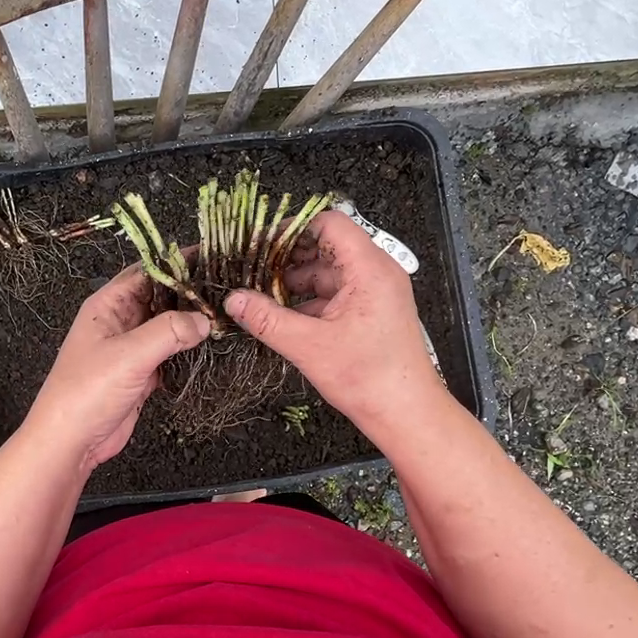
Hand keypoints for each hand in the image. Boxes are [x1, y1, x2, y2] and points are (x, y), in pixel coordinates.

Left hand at [22, 266, 210, 470]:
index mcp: (107, 306)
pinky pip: (169, 355)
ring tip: (228, 314)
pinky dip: (188, 352)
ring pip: (167, 327)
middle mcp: (118, 322)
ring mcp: (129, 350)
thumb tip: (203, 320)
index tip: (213, 256)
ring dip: (192, 323)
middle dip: (190, 292)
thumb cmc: (85, 393)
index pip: (146, 271)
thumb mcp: (128, 354)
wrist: (70, 442)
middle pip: (160, 297)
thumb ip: (169, 331)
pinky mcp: (140, 375)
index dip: (177, 262)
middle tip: (229, 287)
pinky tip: (212, 348)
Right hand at [225, 211, 445, 435]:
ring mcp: (373, 293)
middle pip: (325, 247)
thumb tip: (233, 300)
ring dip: (293, 281)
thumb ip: (267, 320)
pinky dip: (305, 301)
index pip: (329, 224)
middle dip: (286, 258)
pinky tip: (279, 316)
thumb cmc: (369, 378)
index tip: (259, 243)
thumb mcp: (309, 346)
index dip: (292, 229)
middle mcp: (375, 274)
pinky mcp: (368, 313)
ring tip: (258, 294)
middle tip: (250, 269)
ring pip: (326, 273)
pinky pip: (331, 295)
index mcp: (369, 270)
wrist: (404, 412)